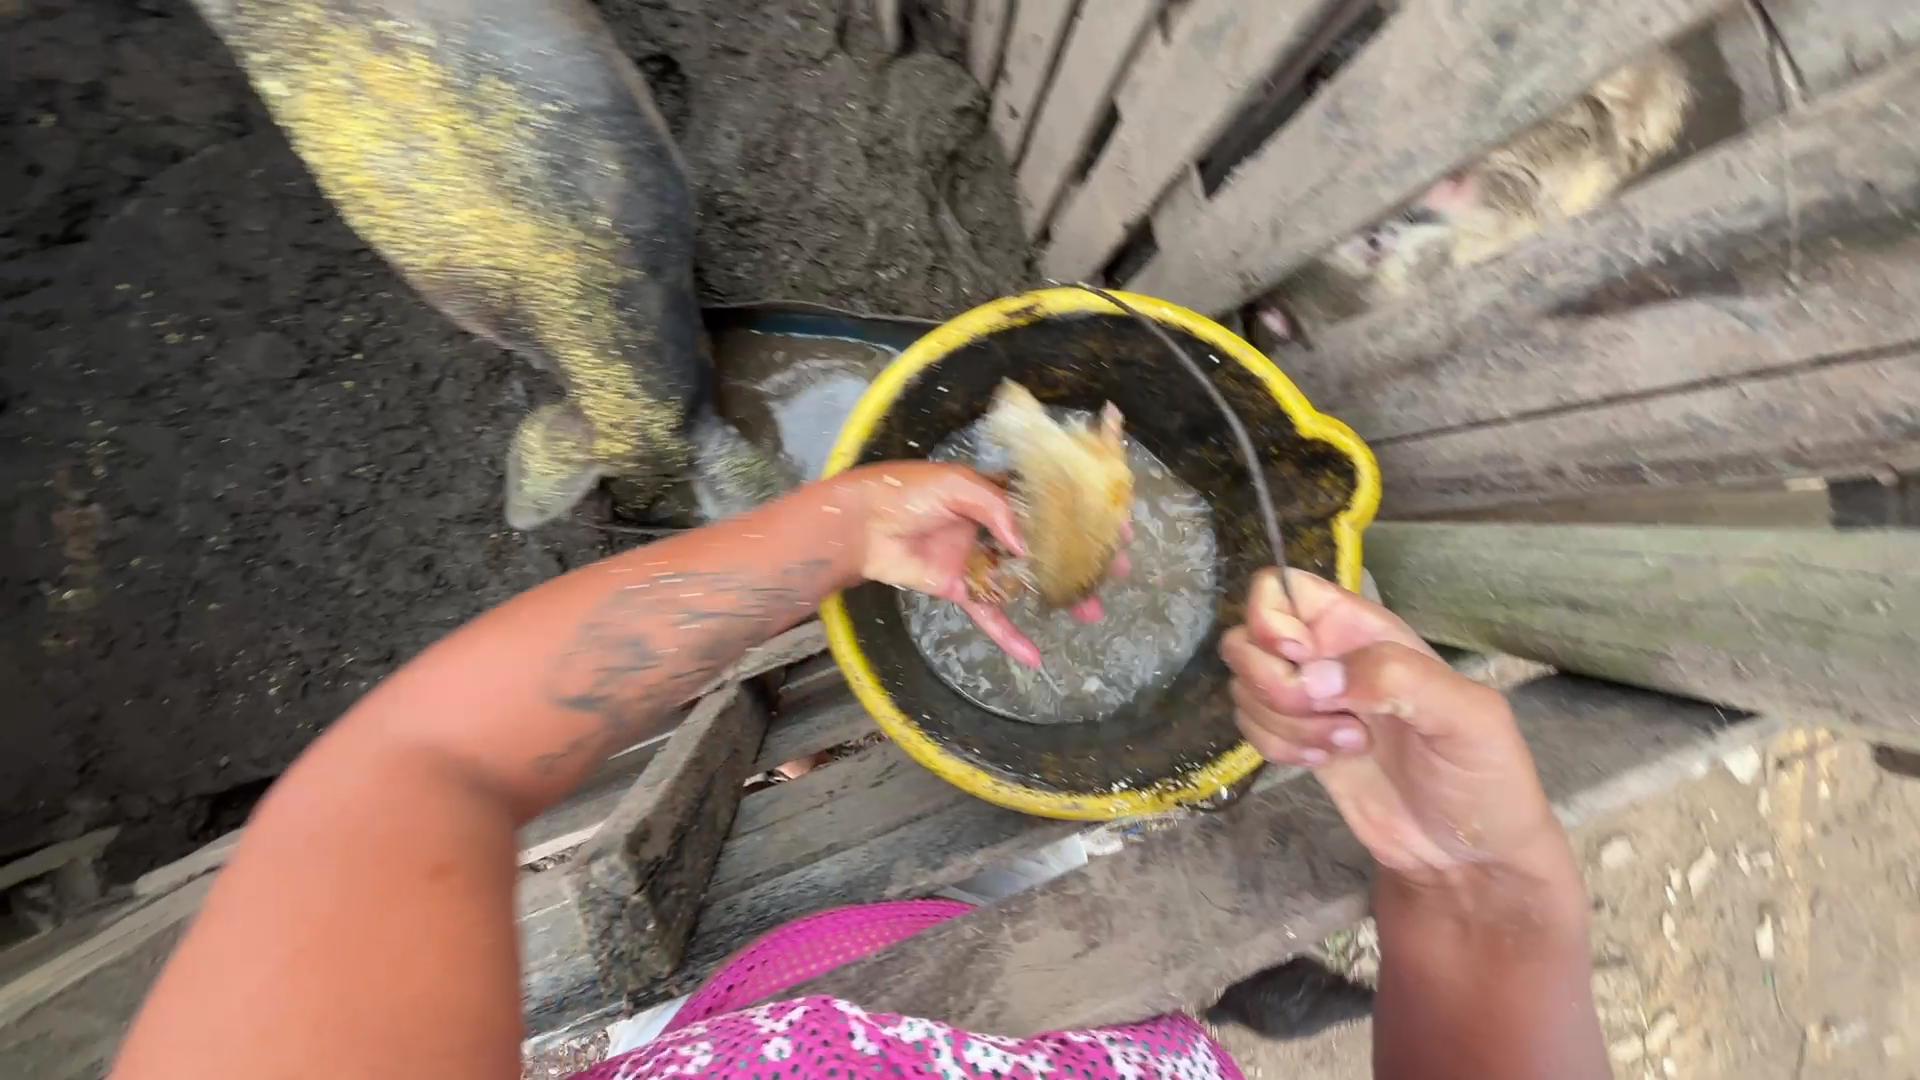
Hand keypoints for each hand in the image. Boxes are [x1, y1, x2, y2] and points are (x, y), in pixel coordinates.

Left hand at [832, 462, 1124, 667]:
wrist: (860, 523)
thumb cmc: (906, 492)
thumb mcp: (957, 486)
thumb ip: (996, 509)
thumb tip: (1028, 545)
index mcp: (994, 494)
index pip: (1048, 504)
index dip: (1080, 515)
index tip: (1114, 527)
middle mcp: (991, 527)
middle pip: (1045, 546)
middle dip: (1080, 559)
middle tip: (1114, 572)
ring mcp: (977, 560)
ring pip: (1026, 582)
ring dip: (1058, 597)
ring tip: (1092, 612)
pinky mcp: (959, 588)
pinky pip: (988, 615)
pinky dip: (1009, 635)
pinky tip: (1034, 655)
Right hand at [1220, 569, 1565, 884]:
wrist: (1463, 853)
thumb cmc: (1482, 776)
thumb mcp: (1468, 717)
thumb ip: (1398, 678)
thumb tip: (1315, 678)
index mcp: (1362, 628)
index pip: (1281, 587)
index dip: (1273, 617)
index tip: (1301, 656)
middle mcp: (1322, 654)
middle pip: (1244, 638)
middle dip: (1272, 681)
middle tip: (1325, 710)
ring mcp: (1303, 698)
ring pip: (1244, 686)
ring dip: (1283, 723)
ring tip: (1346, 743)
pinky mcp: (1289, 737)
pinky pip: (1247, 726)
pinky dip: (1275, 747)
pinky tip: (1324, 760)